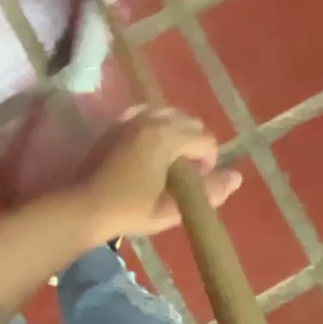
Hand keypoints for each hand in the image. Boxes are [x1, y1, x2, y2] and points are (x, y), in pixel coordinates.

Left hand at [72, 106, 239, 239]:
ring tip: (168, 160)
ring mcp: (130, 119)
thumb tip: (237, 176)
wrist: (85, 205)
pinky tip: (148, 146)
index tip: (193, 184)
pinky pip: (144, 113)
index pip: (206, 140)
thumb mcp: (173, 208)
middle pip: (190, 122)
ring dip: (176, 132)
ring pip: (168, 114)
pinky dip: (154, 124)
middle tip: (184, 173)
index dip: (208, 162)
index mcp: (167, 138)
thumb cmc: (130, 209)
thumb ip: (209, 192)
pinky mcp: (115, 124)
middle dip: (195, 144)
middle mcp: (151, 120)